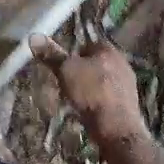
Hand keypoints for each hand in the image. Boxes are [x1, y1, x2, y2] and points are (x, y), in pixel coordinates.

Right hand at [28, 34, 145, 146]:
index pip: (88, 44)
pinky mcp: (129, 103)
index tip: (63, 66)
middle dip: (82, 71)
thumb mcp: (66, 71)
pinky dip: (98, 100)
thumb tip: (33, 36)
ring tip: (76, 99)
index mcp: (109, 50)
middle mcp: (122, 63)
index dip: (73, 54)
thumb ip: (52, 55)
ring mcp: (128, 84)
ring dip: (90, 87)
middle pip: (96, 63)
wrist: (116, 127)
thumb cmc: (90, 93)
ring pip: (102, 80)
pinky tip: (89, 110)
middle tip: (67, 83)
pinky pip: (108, 96)